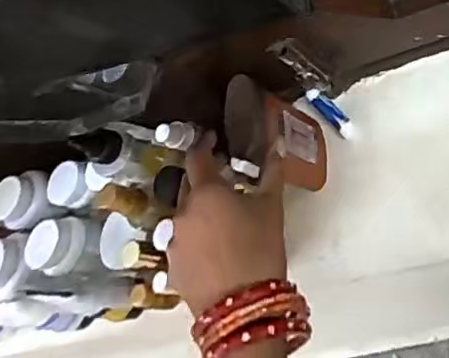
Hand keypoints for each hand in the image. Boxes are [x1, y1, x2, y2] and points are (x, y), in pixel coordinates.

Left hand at [167, 133, 289, 315]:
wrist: (243, 309)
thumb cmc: (259, 248)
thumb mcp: (272, 205)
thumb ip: (272, 171)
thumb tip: (275, 145)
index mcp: (205, 191)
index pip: (196, 156)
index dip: (204, 144)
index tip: (213, 139)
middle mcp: (182, 212)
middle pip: (187, 185)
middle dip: (203, 178)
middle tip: (224, 178)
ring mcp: (174, 242)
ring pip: (184, 215)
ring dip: (198, 209)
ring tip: (220, 215)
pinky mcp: (173, 268)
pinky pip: (181, 242)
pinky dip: (194, 236)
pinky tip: (213, 244)